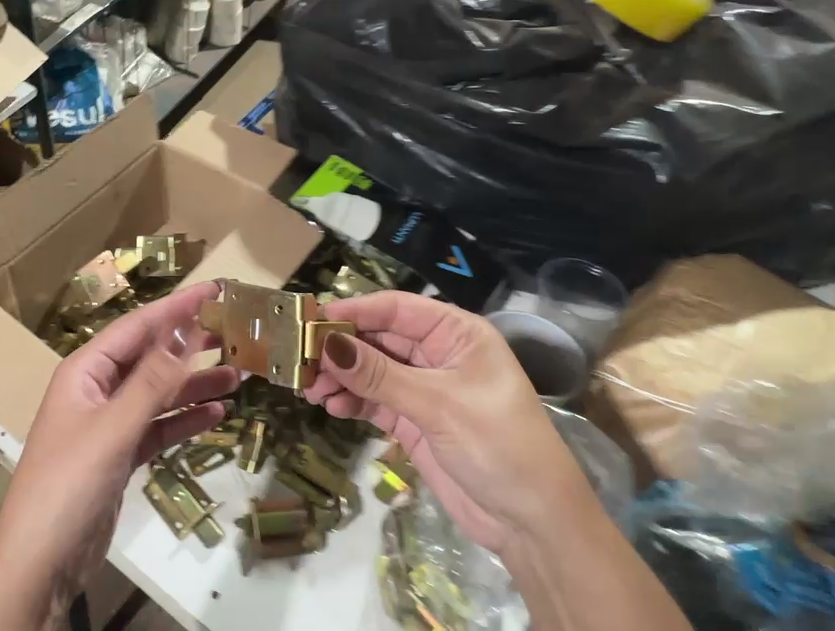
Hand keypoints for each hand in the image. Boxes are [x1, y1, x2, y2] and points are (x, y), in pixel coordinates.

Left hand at [0, 281, 238, 628]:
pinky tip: (217, 414)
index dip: (176, 308)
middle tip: (235, 335)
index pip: (137, 328)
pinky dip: (185, 421)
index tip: (214, 291)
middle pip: (150, 358)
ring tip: (239, 377)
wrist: (41, 559)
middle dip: (190, 346)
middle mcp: (97, 389)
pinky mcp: (120, 455)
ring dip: (194, 385)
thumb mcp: (113, 427)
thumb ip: (151, 381)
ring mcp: (108, 424)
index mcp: (85, 370)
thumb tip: (184, 330)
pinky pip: (158, 427)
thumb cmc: (69, 482)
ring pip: (158, 394)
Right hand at [303, 290, 597, 552]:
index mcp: (457, 334)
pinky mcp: (415, 420)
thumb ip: (379, 376)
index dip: (354, 311)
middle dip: (340, 349)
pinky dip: (352, 401)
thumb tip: (328, 345)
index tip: (312, 320)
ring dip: (341, 377)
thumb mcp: (438, 405)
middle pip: (378, 338)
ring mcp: (425, 388)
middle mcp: (439, 353)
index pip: (396, 309)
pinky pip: (374, 400)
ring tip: (310, 389)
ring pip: (371, 370)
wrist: (533, 524)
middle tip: (301, 360)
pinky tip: (332, 407)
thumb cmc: (499, 446)